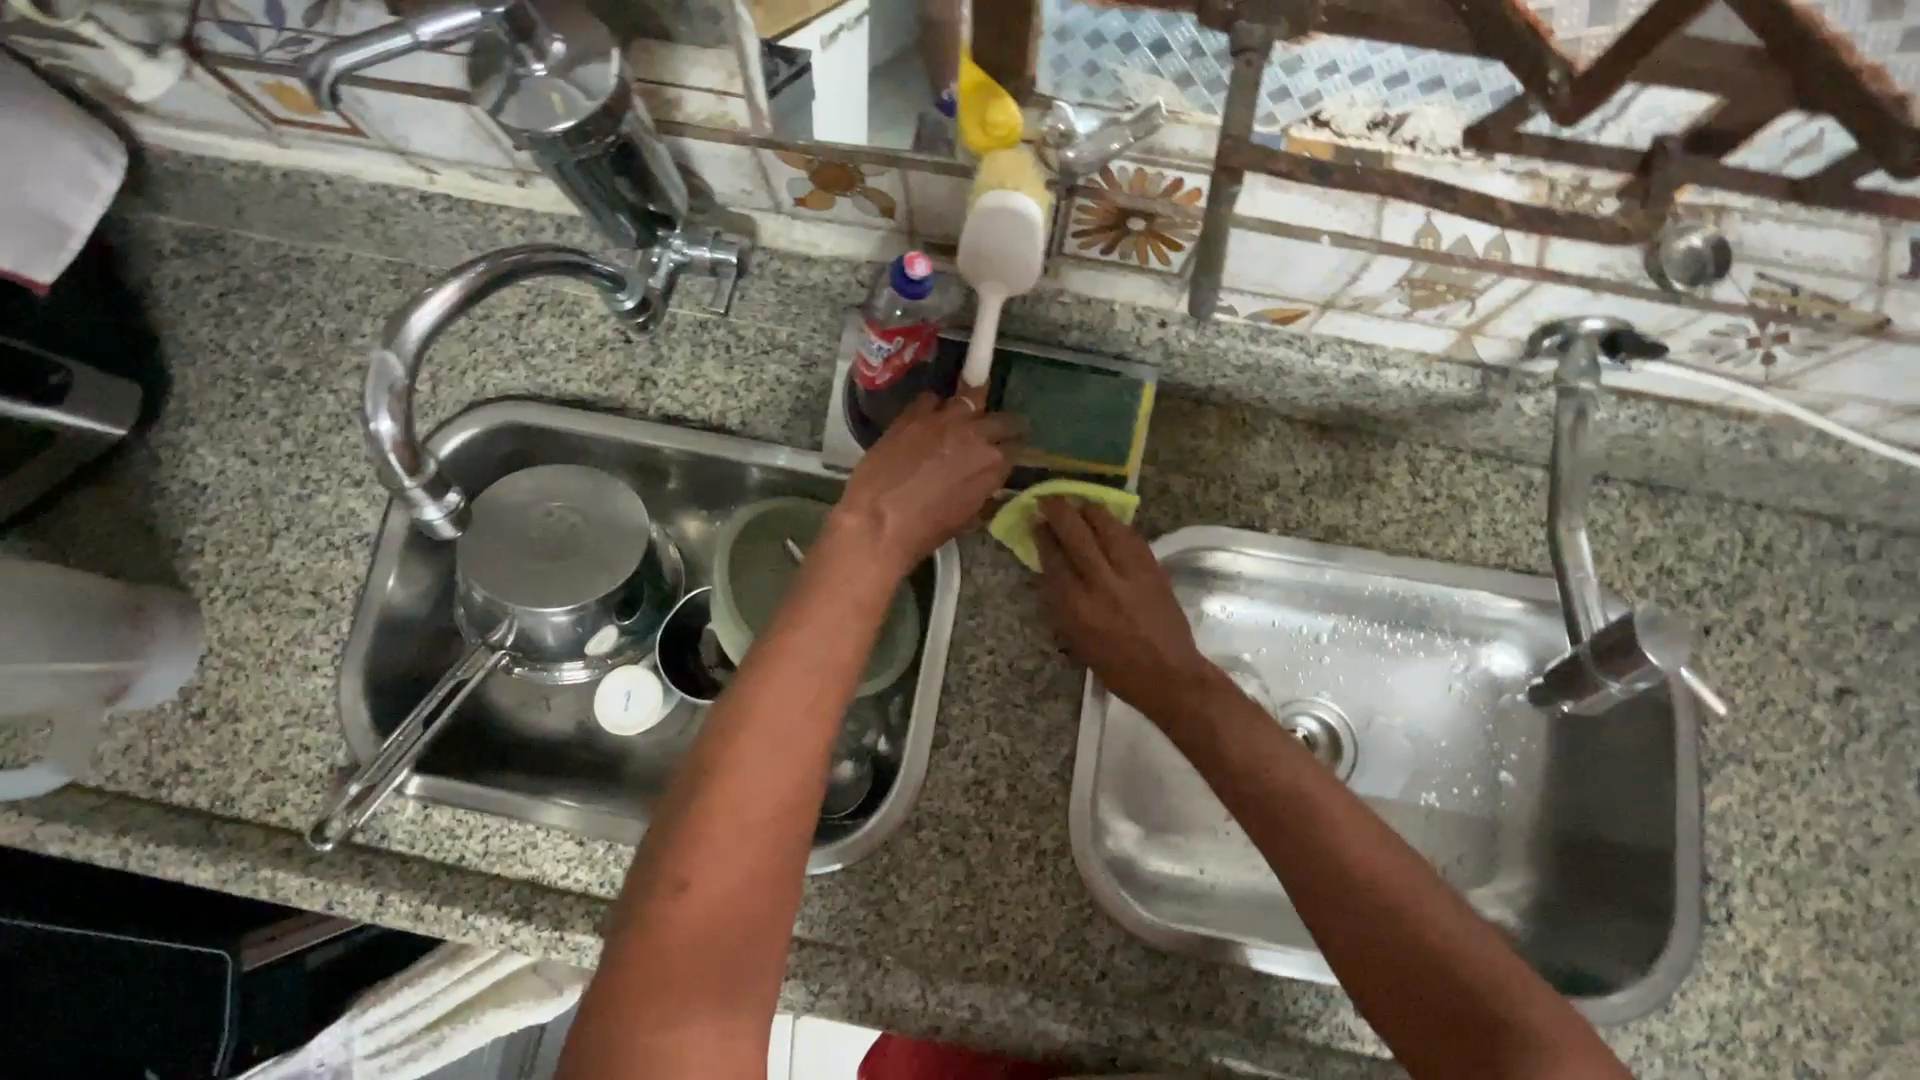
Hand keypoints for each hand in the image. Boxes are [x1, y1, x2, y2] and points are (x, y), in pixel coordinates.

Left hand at [833, 394, 1020, 576]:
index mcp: (993, 464)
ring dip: (974, 407)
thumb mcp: (967, 518)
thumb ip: (983, 492)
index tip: (1011, 454)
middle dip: (1007, 425)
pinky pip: (931, 399)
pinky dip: (935, 406)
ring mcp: (943, 419)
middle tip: (1006, 429)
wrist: (877, 520)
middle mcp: (975, 435)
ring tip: (970, 411)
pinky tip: (929, 416)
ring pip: (970, 399)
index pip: (1017, 449)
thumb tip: (987, 484)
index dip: (1015, 451)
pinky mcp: (912, 414)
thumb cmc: (925, 530)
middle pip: (1002, 420)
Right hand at [1034, 498, 1217, 724]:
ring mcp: (1131, 574)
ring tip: (1079, 504)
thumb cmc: (1116, 667)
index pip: (1054, 560)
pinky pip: (1131, 537)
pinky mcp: (1153, 569)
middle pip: (1077, 535)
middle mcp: (1102, 585)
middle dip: (1060, 512)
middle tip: (1049, 499)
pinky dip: (1116, 525)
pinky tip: (1107, 520)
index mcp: (1077, 608)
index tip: (1035, 521)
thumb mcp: (1076, 640)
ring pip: (1107, 528)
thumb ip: (1062, 603)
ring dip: (1089, 511)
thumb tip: (1052, 569)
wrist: (1168, 674)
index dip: (1042, 536)